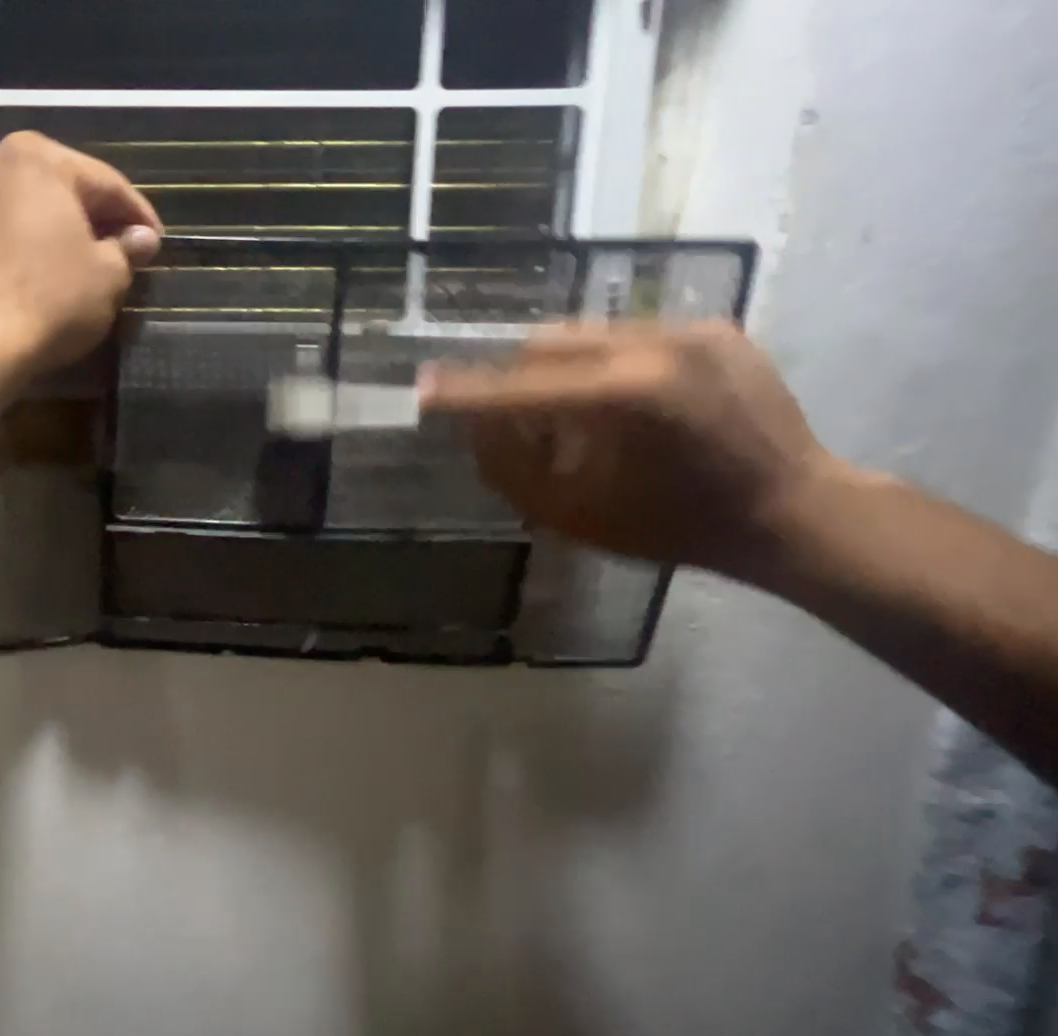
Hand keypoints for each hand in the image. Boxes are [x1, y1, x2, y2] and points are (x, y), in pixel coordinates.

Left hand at [0, 131, 162, 387]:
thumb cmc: (51, 299)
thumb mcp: (108, 275)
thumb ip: (127, 249)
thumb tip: (142, 239)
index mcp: (36, 157)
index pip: (105, 182)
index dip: (138, 215)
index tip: (158, 242)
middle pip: (61, 190)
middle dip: (95, 219)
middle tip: (125, 250)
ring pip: (28, 212)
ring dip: (59, 233)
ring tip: (87, 265)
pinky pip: (2, 237)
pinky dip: (27, 250)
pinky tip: (46, 276)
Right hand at [420, 323, 848, 572]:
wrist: (794, 511)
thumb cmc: (675, 527)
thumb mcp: (573, 514)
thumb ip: (510, 467)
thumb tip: (476, 425)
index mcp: (622, 398)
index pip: (516, 387)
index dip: (463, 393)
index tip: (423, 389)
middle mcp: (654, 346)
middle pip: (544, 346)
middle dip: (516, 382)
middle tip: (523, 426)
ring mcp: (690, 330)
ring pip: (584, 335)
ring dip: (561, 374)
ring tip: (582, 419)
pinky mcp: (716, 327)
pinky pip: (629, 336)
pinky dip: (607, 367)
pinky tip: (630, 409)